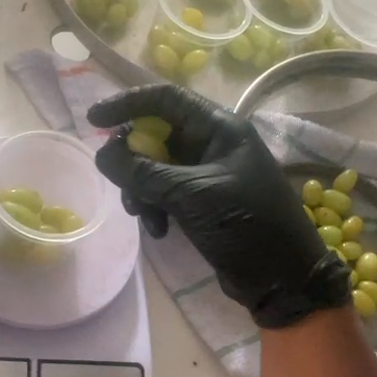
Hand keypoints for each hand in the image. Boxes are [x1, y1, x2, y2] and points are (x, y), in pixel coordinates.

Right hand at [89, 84, 346, 327]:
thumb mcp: (190, 195)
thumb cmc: (246, 225)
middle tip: (118, 182)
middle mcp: (213, 144)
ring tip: (142, 216)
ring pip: (155, 168)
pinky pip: (165, 193)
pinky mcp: (203, 202)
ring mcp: (207, 174)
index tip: (94, 119)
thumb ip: (143, 173)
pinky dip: (154, 207)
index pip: (165, 99)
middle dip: (132, 160)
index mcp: (220, 129)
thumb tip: (102, 154)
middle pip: (155, 135)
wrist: (282, 277)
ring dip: (141, 190)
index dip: (127, 103)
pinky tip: (159, 230)